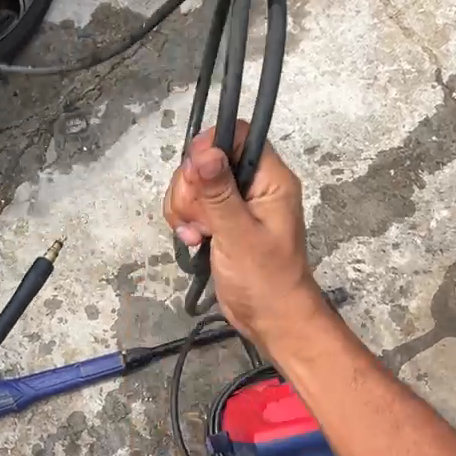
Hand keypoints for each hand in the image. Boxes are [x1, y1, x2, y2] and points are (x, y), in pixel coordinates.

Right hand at [163, 123, 330, 352]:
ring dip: (184, 208)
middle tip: (199, 220)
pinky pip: (192, 204)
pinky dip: (185, 220)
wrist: (270, 320)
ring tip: (196, 235)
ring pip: (194, 183)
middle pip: (206, 159)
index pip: (236, 135)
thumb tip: (204, 152)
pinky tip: (192, 240)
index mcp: (270, 179)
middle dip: (190, 188)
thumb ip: (219, 193)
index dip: (208, 148)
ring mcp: (235, 203)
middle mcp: (253, 184)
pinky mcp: (221, 220)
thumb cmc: (265, 280)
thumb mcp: (239, 235)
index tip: (194, 177)